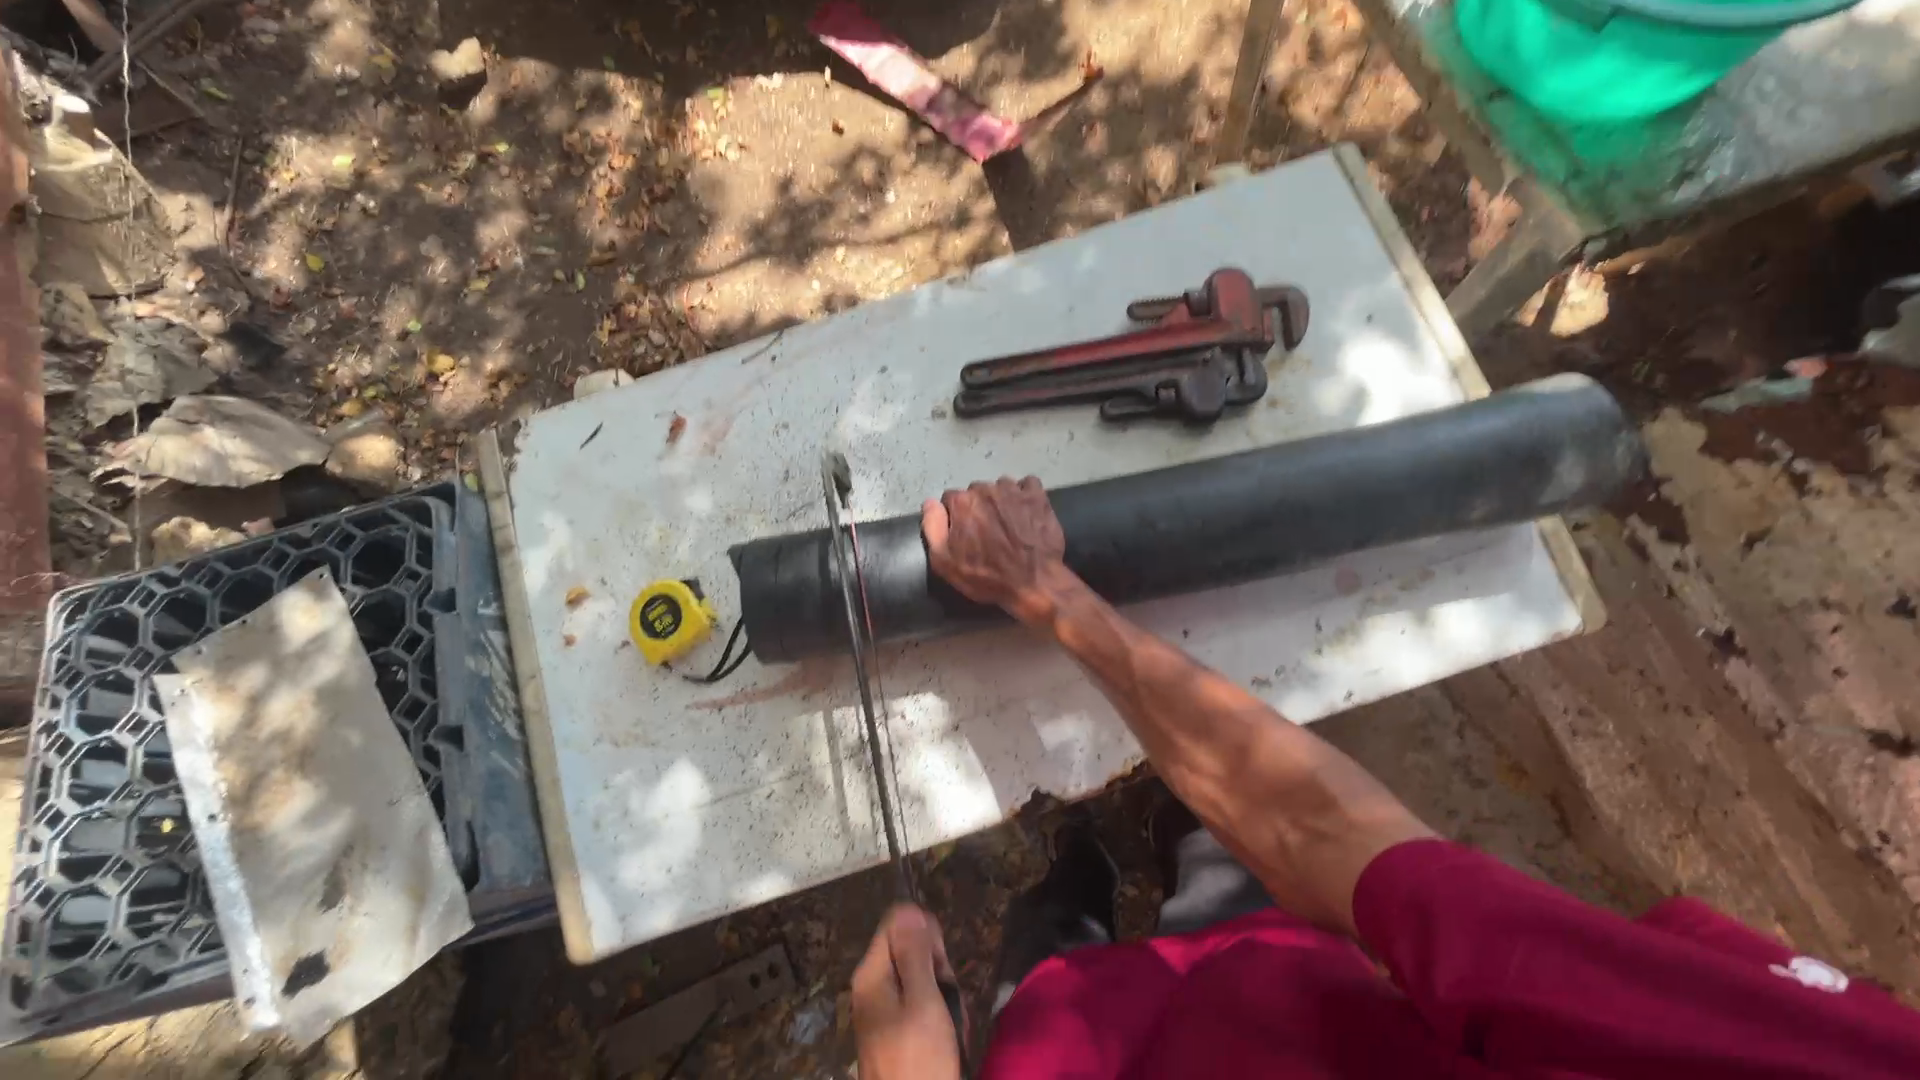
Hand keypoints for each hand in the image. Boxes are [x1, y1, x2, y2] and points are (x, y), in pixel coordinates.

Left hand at [852, 905, 962, 1079]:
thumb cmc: (919, 1059)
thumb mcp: (923, 1001)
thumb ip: (916, 952)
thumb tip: (909, 906)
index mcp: (872, 973)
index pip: (898, 922)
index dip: (926, 936)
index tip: (942, 963)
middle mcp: (873, 987)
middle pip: (911, 951)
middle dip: (939, 970)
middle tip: (948, 998)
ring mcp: (884, 1012)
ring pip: (923, 981)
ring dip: (944, 999)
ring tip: (952, 1027)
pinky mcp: (897, 1033)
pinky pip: (922, 1009)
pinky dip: (940, 1020)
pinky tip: (950, 1040)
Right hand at [922, 477, 1071, 622]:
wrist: (1032, 583)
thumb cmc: (985, 576)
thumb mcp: (944, 561)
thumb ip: (932, 527)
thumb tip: (929, 503)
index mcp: (962, 502)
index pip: (951, 499)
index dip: (956, 516)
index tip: (965, 533)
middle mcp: (986, 489)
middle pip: (976, 492)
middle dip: (979, 507)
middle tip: (988, 531)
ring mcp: (1014, 490)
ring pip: (1001, 487)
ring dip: (1002, 500)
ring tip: (1008, 523)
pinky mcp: (1037, 496)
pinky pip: (1028, 484)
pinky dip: (1025, 495)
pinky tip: (1027, 511)